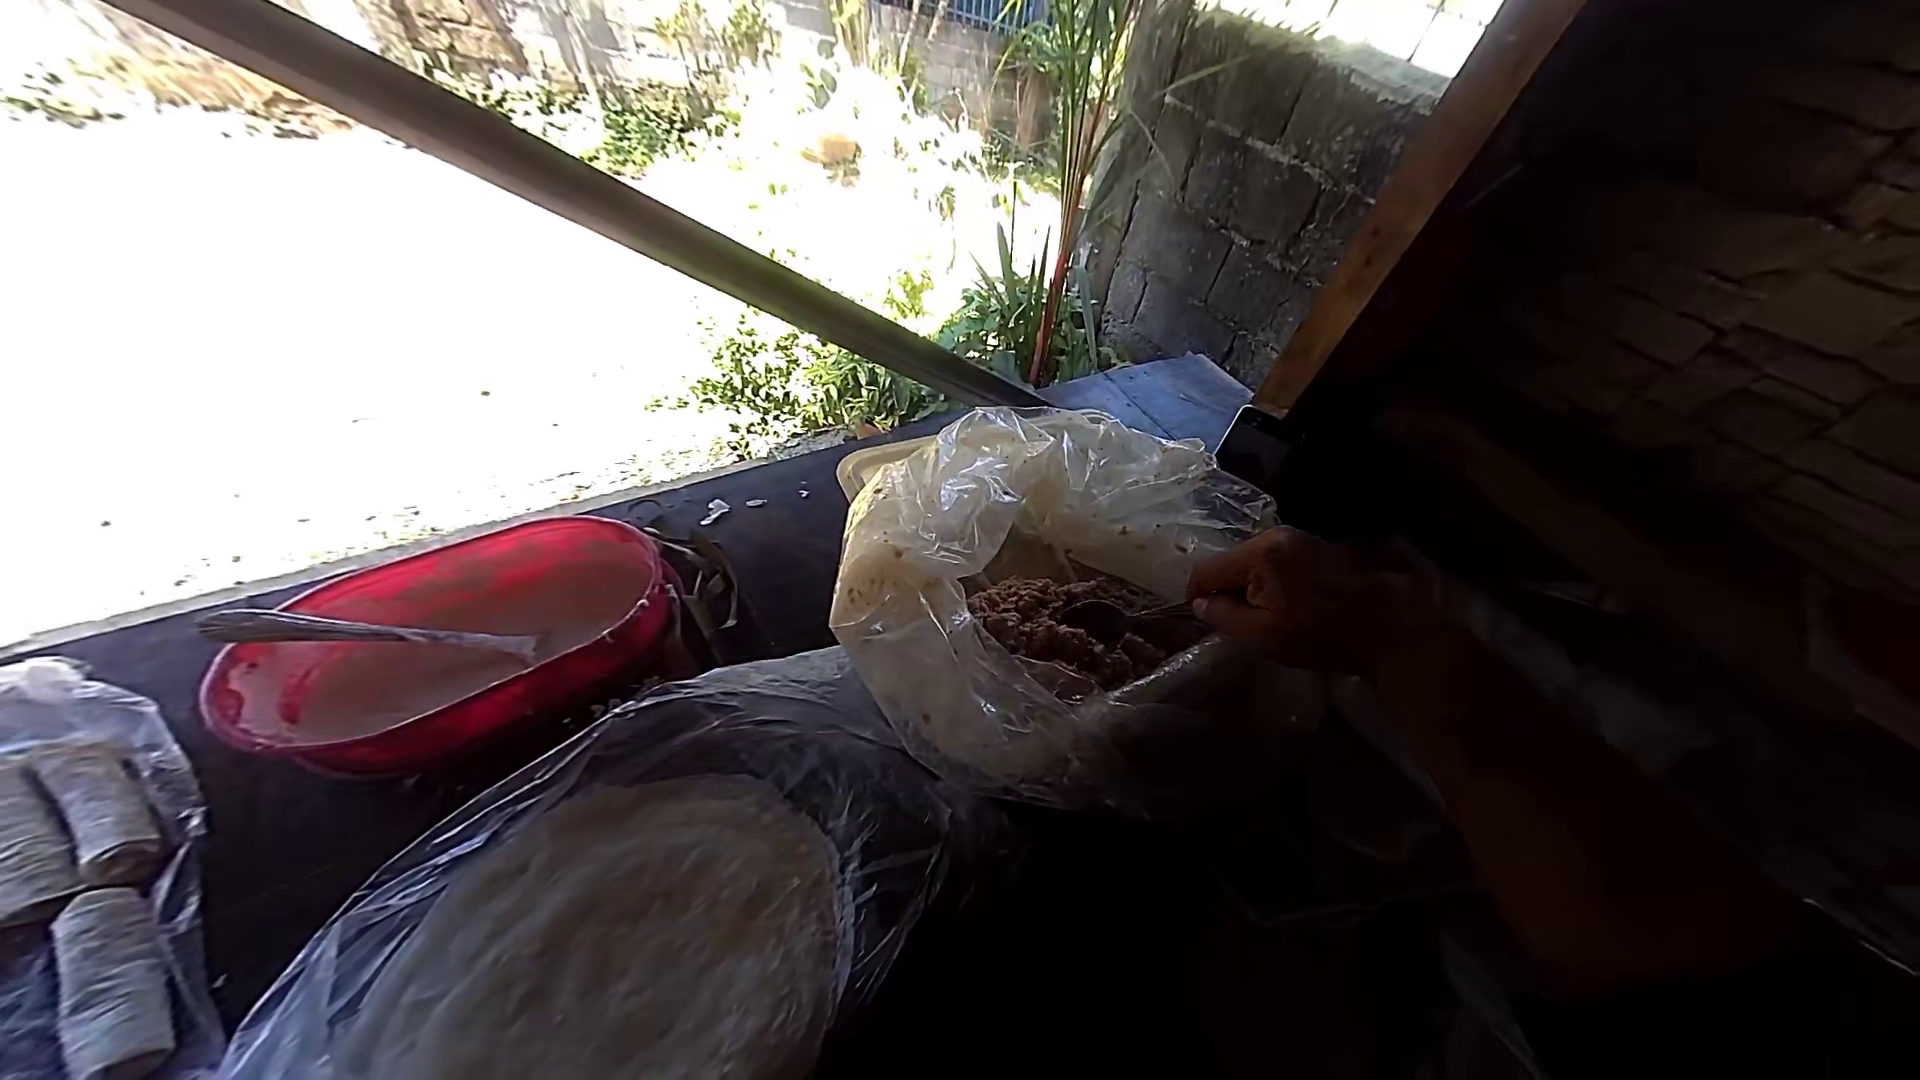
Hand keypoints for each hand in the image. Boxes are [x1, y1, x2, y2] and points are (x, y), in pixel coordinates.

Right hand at [1185, 527, 1438, 675]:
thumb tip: (1200, 604)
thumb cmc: (1322, 636)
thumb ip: (1222, 616)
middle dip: (1226, 589)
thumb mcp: (1262, 635)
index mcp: (1260, 554)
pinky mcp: (1317, 545)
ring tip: (1263, 613)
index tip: (1199, 615)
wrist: (1392, 632)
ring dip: (1249, 585)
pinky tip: (1287, 602)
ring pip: (1252, 561)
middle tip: (1236, 620)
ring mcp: (1300, 538)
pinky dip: (1271, 579)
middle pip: (1229, 562)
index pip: (1207, 570)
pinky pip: (1276, 560)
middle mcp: (1276, 536)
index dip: (1195, 594)